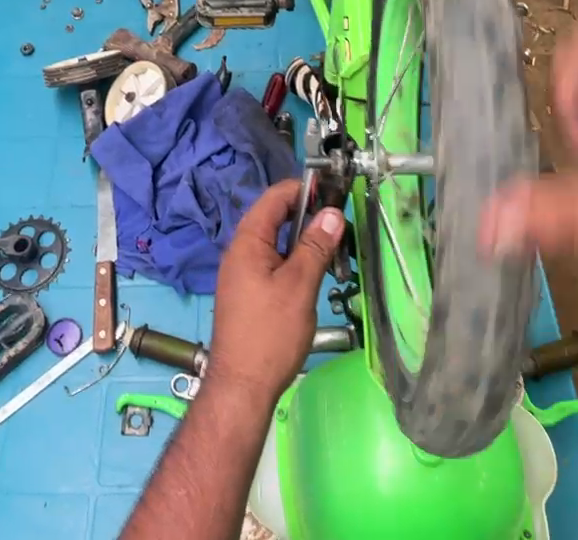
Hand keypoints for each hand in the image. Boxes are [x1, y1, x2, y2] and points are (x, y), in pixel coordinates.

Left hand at [208, 179, 343, 407]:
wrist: (242, 386)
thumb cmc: (270, 333)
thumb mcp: (299, 286)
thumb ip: (315, 247)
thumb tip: (331, 213)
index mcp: (247, 242)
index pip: (274, 198)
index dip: (302, 190)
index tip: (332, 193)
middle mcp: (239, 252)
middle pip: (273, 218)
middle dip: (305, 215)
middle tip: (338, 223)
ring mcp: (241, 274)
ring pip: (274, 243)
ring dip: (301, 240)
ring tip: (332, 248)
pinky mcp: (247, 293)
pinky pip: (271, 262)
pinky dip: (293, 260)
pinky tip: (313, 273)